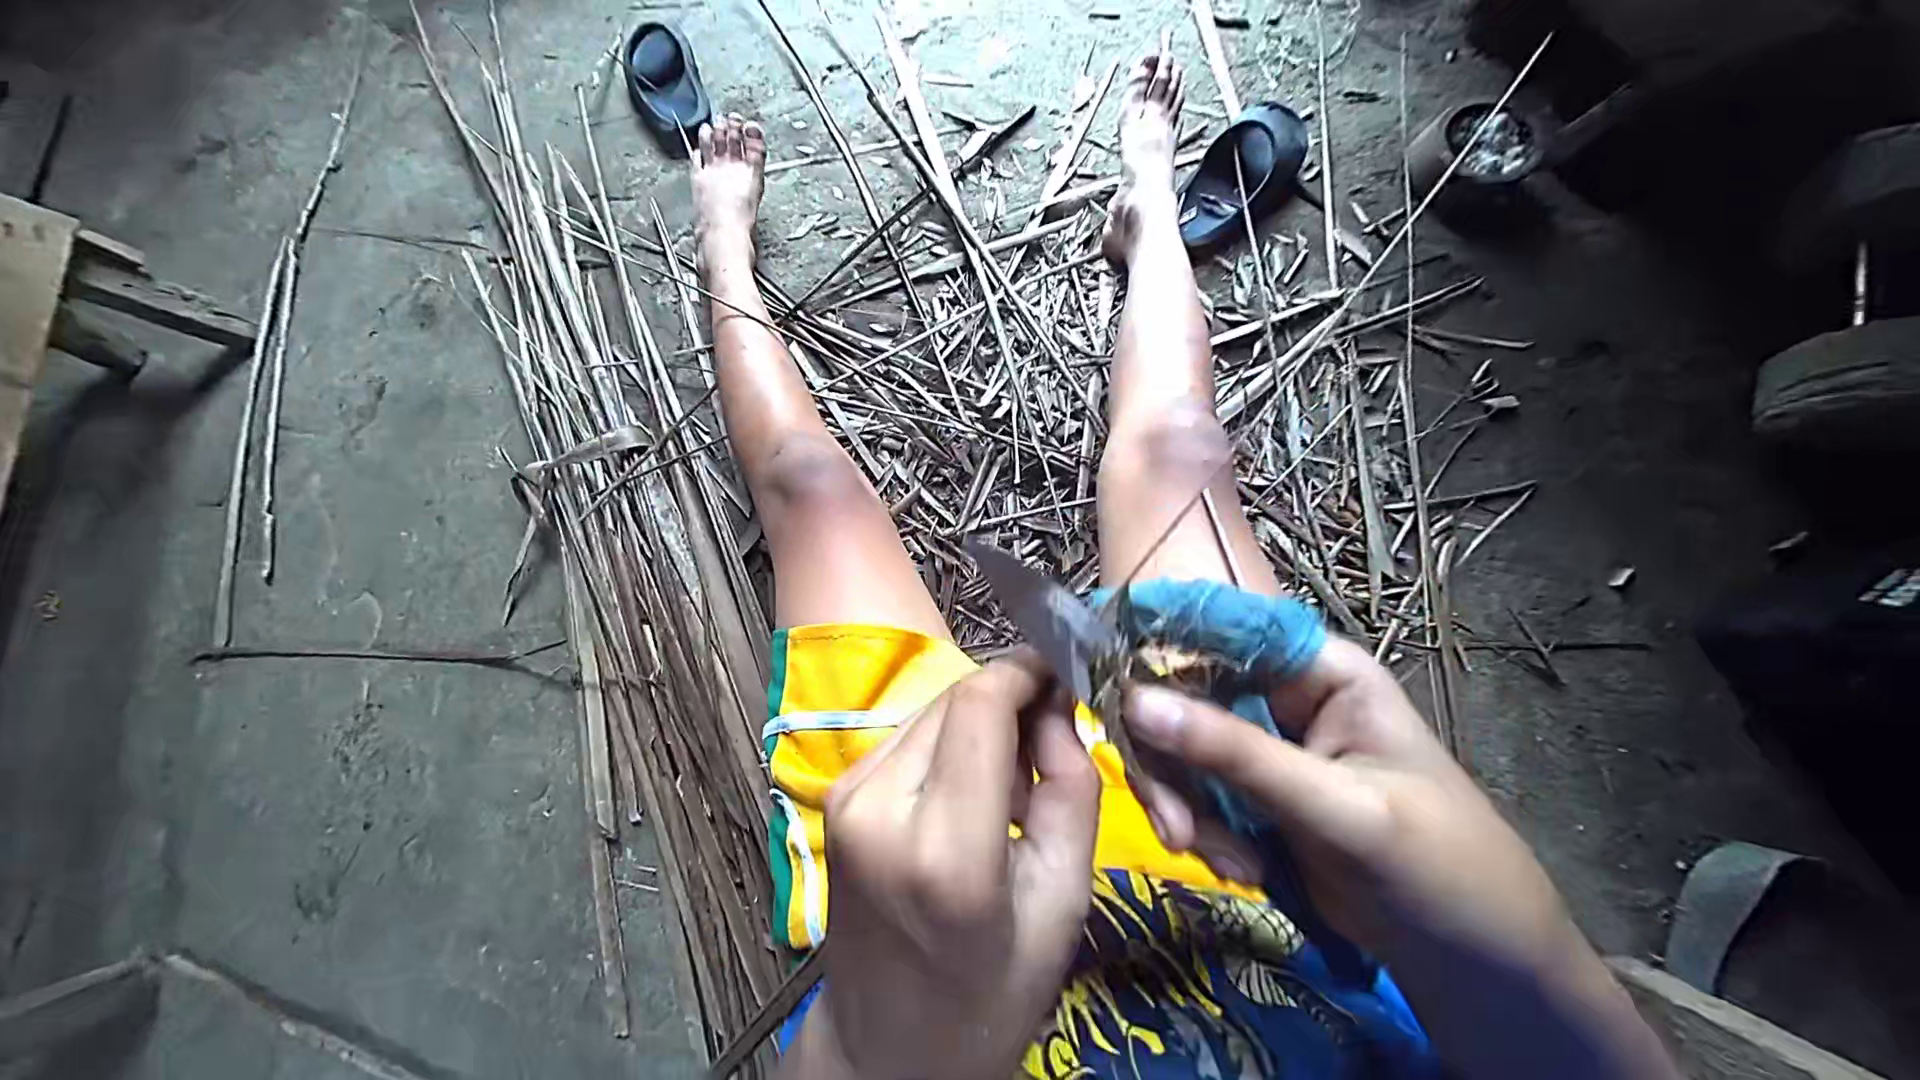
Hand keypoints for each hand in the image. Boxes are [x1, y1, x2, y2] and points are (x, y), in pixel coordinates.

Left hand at [787, 651, 1100, 1079]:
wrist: (886, 1046)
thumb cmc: (991, 988)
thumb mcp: (1063, 897)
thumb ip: (1072, 788)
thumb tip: (1056, 707)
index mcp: (944, 847)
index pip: (980, 705)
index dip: (1026, 673)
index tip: (1063, 682)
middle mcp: (879, 806)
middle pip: (956, 700)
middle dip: (1011, 701)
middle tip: (1046, 747)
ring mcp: (846, 794)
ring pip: (933, 710)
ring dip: (980, 724)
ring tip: (1007, 786)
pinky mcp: (837, 791)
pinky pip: (910, 734)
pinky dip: (949, 744)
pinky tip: (966, 793)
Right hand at [1124, 636, 1568, 967]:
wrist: (1479, 964)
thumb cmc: (1440, 870)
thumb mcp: (1339, 810)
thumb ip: (1237, 754)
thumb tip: (1134, 699)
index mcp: (1316, 668)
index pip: (1220, 630)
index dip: (1158, 646)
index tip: (1113, 688)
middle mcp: (1276, 691)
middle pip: (1181, 690)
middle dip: (1169, 758)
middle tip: (1174, 825)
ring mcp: (1255, 739)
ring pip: (1175, 741)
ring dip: (1184, 803)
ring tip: (1225, 863)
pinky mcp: (1242, 785)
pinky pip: (1188, 784)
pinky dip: (1197, 826)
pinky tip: (1237, 868)